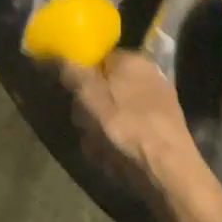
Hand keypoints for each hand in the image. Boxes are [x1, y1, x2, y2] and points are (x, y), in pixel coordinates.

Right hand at [61, 50, 206, 203]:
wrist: (167, 169)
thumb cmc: (124, 124)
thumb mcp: (87, 92)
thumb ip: (70, 69)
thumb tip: (54, 52)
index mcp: (133, 59)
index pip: (97, 57)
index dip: (79, 73)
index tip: (69, 91)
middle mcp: (150, 75)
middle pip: (105, 85)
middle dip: (89, 104)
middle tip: (82, 121)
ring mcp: (160, 104)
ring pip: (115, 110)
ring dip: (100, 126)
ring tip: (96, 143)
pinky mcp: (163, 129)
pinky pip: (129, 129)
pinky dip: (118, 140)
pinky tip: (114, 154)